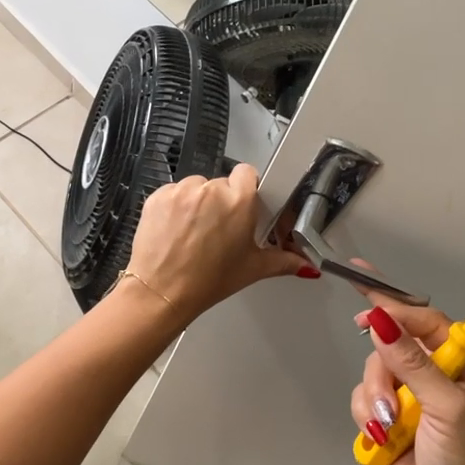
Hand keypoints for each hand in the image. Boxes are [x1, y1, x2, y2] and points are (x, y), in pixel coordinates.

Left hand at [123, 163, 312, 321]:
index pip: (248, 173)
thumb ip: (284, 261)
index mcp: (240, 201)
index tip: (244, 205)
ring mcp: (182, 191)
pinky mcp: (158, 196)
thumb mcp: (252, 269)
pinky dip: (175, 208)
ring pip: (196, 188)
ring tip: (196, 234)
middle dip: (222, 203)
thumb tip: (305, 265)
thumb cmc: (207, 281)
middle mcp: (211, 190)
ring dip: (198, 204)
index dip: (246, 189)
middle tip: (220, 230)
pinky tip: (178, 231)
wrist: (162, 291)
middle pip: (221, 184)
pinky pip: (173, 193)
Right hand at [349, 291, 464, 464]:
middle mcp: (440, 376)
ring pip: (374, 371)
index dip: (397, 309)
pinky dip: (366, 417)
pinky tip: (381, 440)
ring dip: (375, 400)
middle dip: (383, 374)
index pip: (428, 322)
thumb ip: (412, 363)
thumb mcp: (447, 410)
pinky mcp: (390, 419)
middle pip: (393, 345)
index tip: (365, 297)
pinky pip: (363, 397)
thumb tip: (380, 319)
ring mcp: (413, 398)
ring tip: (389, 431)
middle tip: (386, 402)